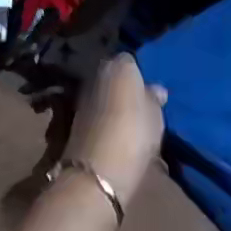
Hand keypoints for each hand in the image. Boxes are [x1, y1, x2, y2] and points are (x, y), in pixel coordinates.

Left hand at [64, 54, 166, 204]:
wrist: (97, 169)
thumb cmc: (135, 133)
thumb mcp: (156, 117)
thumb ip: (154, 99)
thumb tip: (155, 90)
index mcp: (120, 65)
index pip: (131, 61)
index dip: (139, 76)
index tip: (148, 94)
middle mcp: (98, 72)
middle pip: (114, 75)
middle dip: (123, 87)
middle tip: (140, 108)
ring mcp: (83, 93)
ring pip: (103, 92)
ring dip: (112, 102)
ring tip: (128, 124)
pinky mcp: (74, 115)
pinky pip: (95, 109)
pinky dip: (103, 117)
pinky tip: (113, 133)